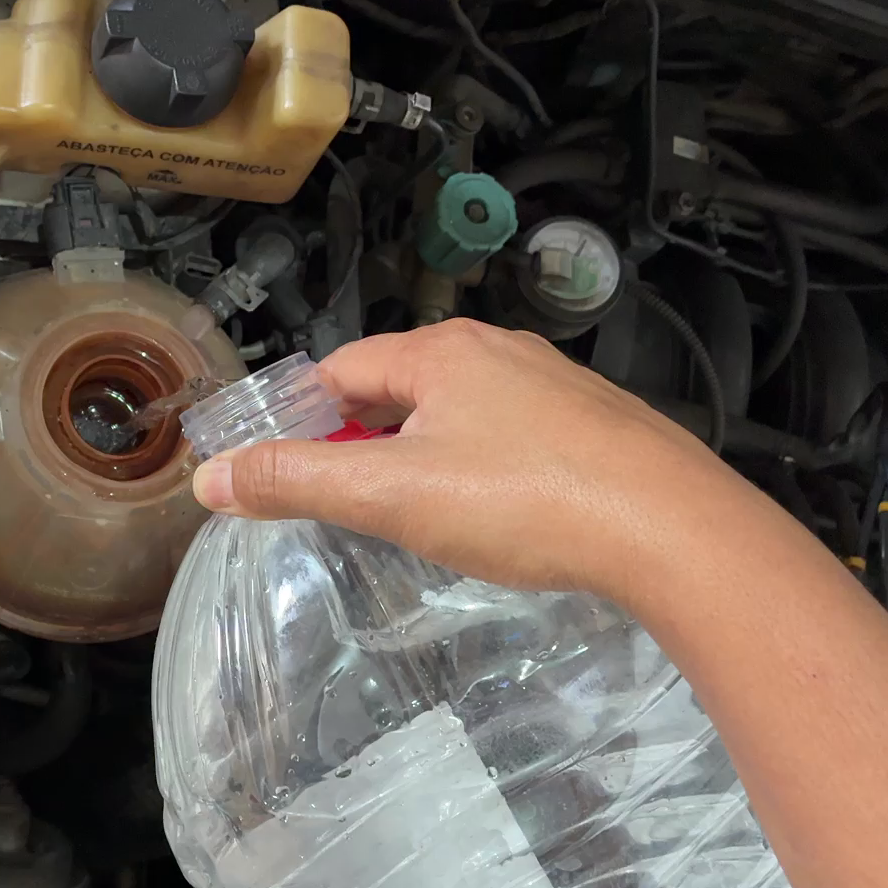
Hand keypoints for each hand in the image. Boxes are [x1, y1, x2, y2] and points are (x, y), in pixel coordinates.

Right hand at [189, 319, 797, 605]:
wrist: (678, 536)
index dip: (306, 415)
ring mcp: (552, 385)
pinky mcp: (591, 425)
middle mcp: (497, 351)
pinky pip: (506, 431)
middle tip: (348, 494)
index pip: (341, 370)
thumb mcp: (389, 494)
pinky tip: (490, 507)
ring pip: (454, 410)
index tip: (292, 463)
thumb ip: (295, 481)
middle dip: (362, 435)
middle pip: (396, 387)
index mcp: (440, 352)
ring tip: (411, 506)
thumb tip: (208, 479)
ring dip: (418, 449)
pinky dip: (476, 461)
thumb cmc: (520, 502)